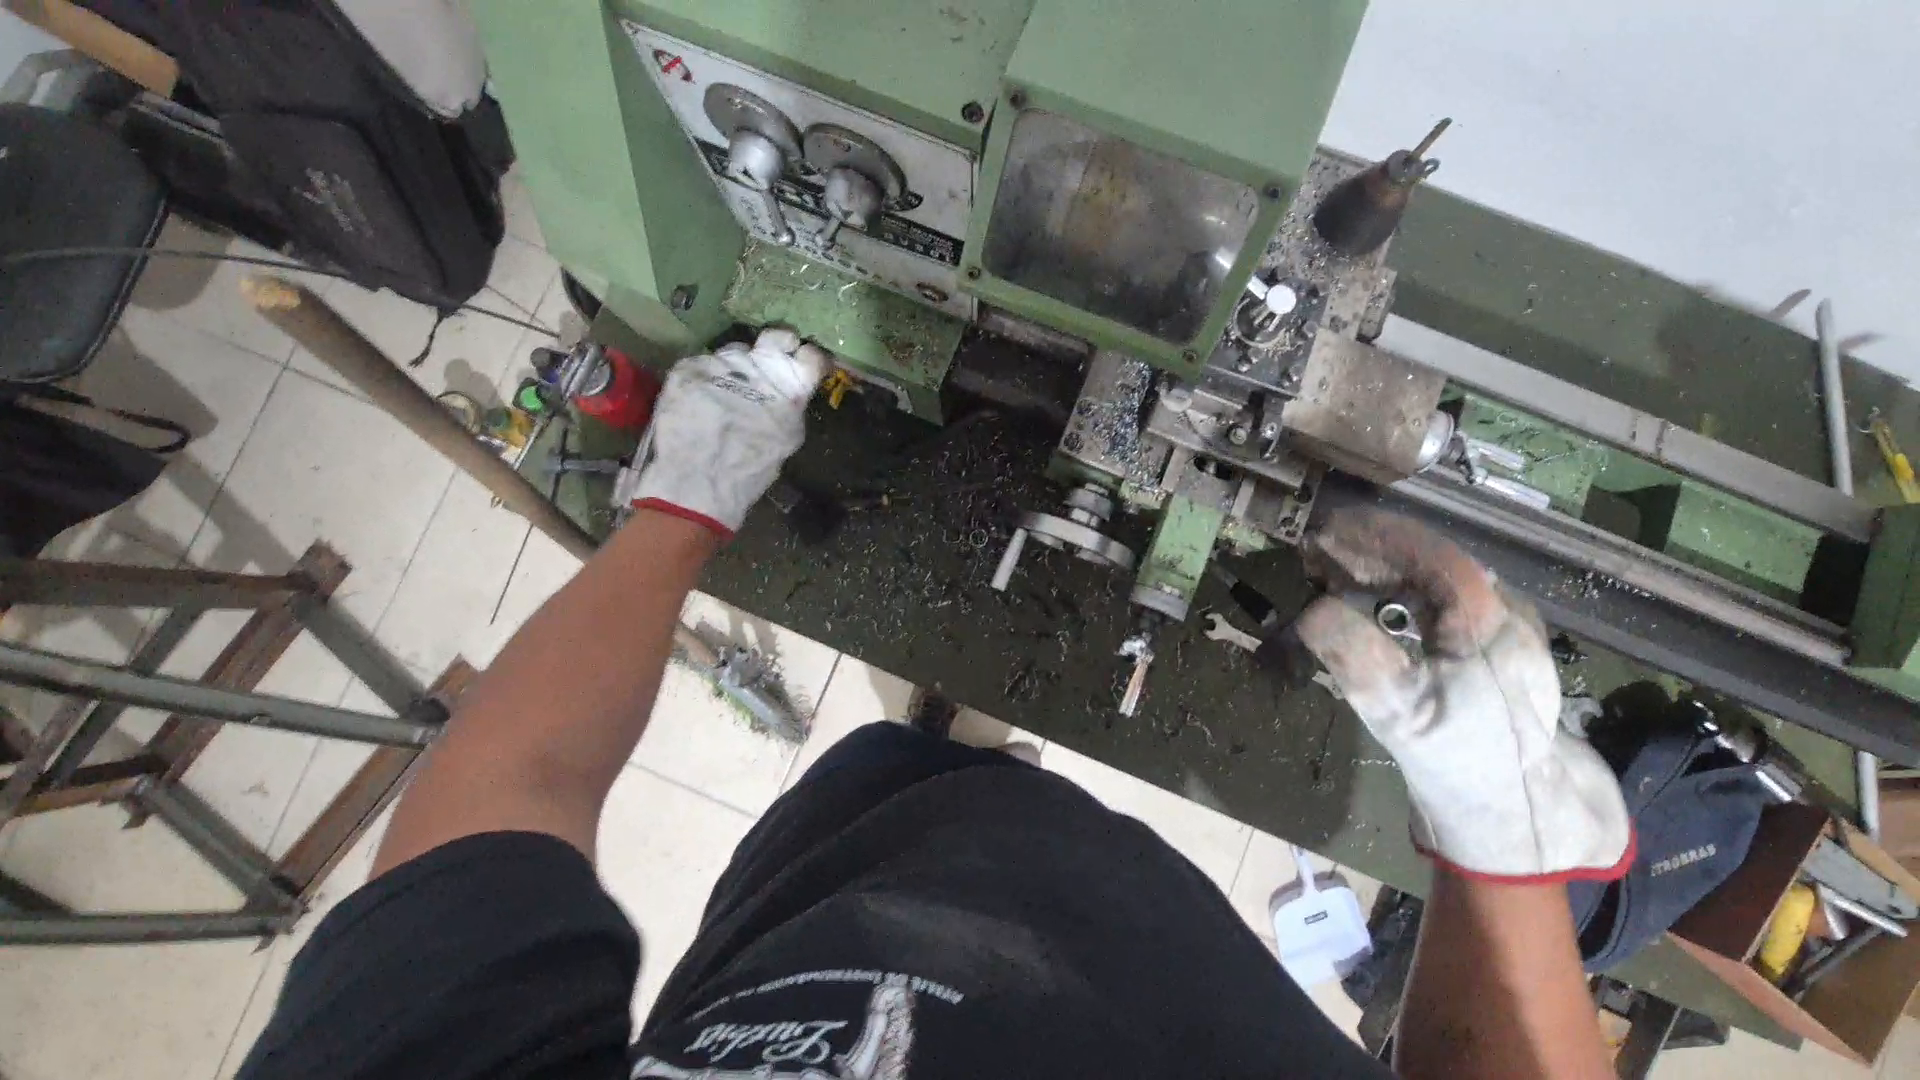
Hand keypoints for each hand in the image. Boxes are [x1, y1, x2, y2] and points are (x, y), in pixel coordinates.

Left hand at [632, 328, 828, 537]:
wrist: (698, 482)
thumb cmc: (748, 471)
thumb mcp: (785, 441)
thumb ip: (790, 410)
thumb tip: (789, 397)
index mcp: (789, 391)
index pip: (811, 358)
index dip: (808, 357)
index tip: (801, 358)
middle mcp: (757, 368)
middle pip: (771, 340)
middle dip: (776, 343)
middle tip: (769, 357)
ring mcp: (720, 364)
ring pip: (733, 353)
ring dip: (735, 366)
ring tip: (725, 390)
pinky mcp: (688, 369)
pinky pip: (702, 365)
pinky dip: (704, 378)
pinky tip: (699, 400)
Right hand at [1295, 509, 1632, 882]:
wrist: (1510, 806)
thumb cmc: (1453, 756)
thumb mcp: (1396, 710)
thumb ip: (1355, 654)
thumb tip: (1312, 609)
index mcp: (1488, 621)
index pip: (1430, 555)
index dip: (1374, 537)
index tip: (1323, 533)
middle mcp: (1505, 609)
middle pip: (1433, 557)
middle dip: (1371, 547)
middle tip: (1317, 552)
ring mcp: (1506, 623)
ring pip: (1439, 571)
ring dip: (1384, 563)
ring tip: (1334, 568)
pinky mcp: (1495, 639)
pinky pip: (1445, 593)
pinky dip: (1402, 584)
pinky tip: (1371, 594)